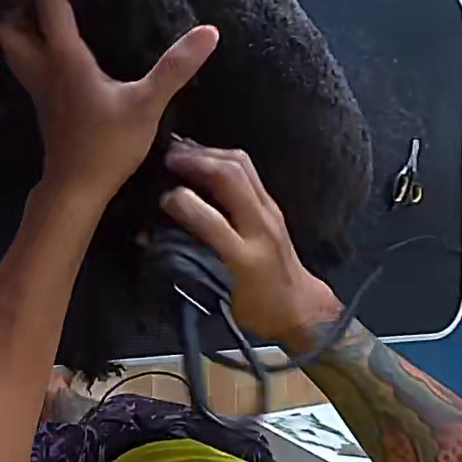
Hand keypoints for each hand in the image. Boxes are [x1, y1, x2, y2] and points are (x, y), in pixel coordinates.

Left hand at [0, 0, 217, 206]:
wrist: (78, 189)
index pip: (50, 7)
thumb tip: (209, 33)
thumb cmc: (108, 146)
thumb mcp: (147, 105)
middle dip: (16, 5)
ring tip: (42, 18)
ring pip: (14, 51)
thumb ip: (175, 69)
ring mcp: (40, 93)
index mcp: (65, 60)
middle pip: (10, 27)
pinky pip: (30, 70)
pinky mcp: (46, 110)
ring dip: (21, 30)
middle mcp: (44, 70)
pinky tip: (58, 58)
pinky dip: (35, 55)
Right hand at [160, 141, 343, 346]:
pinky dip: (222, 159)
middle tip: (168, 158)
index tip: (163, 199)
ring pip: (242, 165)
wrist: (301, 307)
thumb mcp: (223, 296)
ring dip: (210, 154)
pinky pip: (248, 171)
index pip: (212, 221)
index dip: (183, 204)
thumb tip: (159, 243)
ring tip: (182, 153)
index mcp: (246, 257)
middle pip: (232, 177)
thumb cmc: (260, 309)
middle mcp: (261, 227)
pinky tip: (205, 160)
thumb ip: (194, 268)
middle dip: (197, 161)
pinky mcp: (272, 206)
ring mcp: (270, 212)